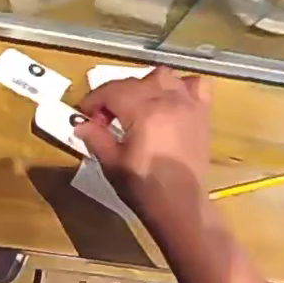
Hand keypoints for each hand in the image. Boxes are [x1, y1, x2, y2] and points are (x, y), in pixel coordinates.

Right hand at [74, 67, 212, 233]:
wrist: (180, 206)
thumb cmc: (144, 188)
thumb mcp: (113, 164)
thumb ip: (96, 138)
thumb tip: (80, 124)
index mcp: (143, 111)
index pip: (112, 90)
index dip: (94, 100)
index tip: (85, 114)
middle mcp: (168, 100)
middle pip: (134, 82)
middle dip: (115, 95)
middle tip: (106, 120)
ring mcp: (188, 104)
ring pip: (163, 76)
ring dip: (145, 86)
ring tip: (138, 107)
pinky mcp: (202, 114)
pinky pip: (194, 85)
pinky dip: (180, 87)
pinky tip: (171, 102)